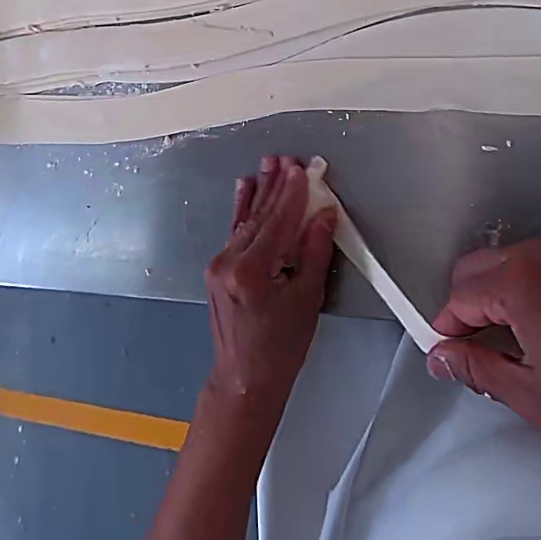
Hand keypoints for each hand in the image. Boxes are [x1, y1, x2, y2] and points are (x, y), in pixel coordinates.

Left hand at [202, 156, 337, 408]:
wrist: (245, 379)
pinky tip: (246, 187)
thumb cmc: (280, 347)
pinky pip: (235, 231)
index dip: (294, 194)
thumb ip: (314, 251)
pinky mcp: (217, 268)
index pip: (279, 222)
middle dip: (277, 186)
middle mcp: (229, 263)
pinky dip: (243, 209)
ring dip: (262, 192)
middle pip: (261, 216)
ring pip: (247, 220)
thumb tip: (323, 215)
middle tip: (289, 160)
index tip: (304, 171)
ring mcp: (219, 264)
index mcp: (251, 272)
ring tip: (271, 164)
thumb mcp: (308, 299)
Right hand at [425, 239, 540, 490]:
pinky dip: (523, 291)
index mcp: (522, 284)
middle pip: (474, 269)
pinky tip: (540, 335)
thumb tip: (447, 358)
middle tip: (472, 354)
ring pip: (503, 265)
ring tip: (511, 350)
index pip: (458, 297)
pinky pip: (534, 267)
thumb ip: (478, 369)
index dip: (446, 330)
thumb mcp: (535, 398)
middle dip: (465, 308)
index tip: (446, 353)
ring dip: (493, 298)